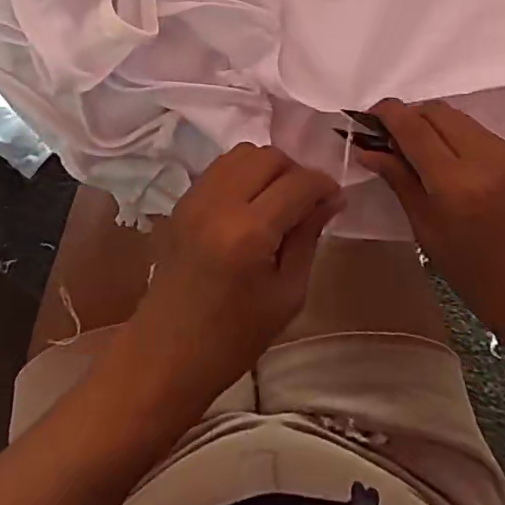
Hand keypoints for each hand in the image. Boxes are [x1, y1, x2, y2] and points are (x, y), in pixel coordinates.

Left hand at [112, 144, 342, 413]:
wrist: (168, 350)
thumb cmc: (235, 336)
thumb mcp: (287, 293)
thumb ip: (307, 236)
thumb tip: (330, 199)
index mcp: (249, 231)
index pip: (298, 183)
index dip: (325, 185)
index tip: (336, 200)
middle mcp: (218, 203)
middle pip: (267, 156)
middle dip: (296, 171)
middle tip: (307, 201)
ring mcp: (193, 198)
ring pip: (240, 153)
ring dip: (267, 168)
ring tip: (279, 200)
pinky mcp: (180, 202)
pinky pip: (218, 169)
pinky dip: (241, 174)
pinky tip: (250, 204)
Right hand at [358, 99, 504, 347]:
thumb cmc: (474, 275)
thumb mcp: (426, 230)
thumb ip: (400, 181)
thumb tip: (369, 151)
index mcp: (457, 183)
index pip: (415, 127)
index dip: (387, 114)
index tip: (368, 117)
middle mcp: (488, 161)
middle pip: (439, 112)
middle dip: (410, 115)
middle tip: (389, 136)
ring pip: (462, 120)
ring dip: (434, 125)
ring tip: (417, 150)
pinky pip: (484, 136)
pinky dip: (459, 138)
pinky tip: (450, 163)